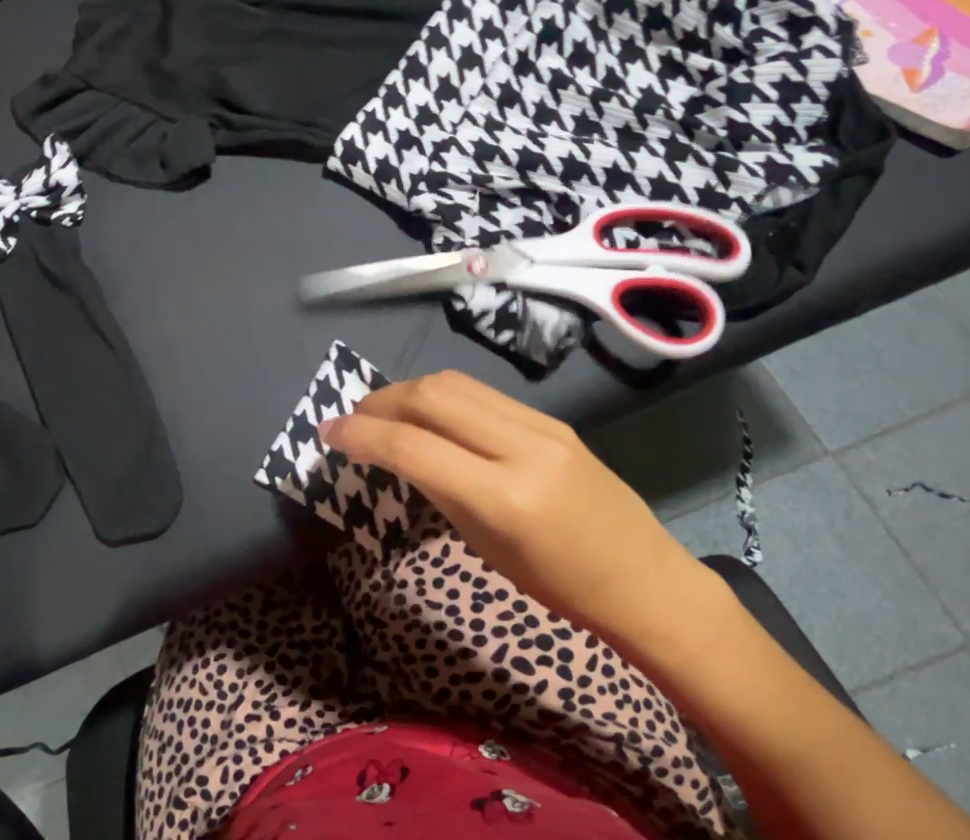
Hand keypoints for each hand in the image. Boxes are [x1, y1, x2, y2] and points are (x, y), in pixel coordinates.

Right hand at [321, 371, 720, 650]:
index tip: (327, 433)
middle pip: (431, 397)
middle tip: (353, 420)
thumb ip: (438, 487)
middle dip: (380, 402)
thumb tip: (393, 449)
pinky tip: (429, 416)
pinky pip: (482, 395)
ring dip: (408, 392)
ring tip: (384, 413)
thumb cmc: (557, 585)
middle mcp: (523, 449)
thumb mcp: (483, 544)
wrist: (642, 578)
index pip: (413, 447)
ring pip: (455, 384)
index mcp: (503, 497)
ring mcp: (543, 427)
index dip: (360, 435)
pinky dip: (442, 397)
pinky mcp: (553, 420)